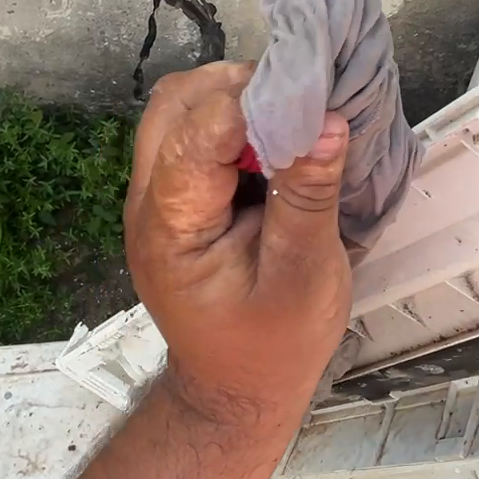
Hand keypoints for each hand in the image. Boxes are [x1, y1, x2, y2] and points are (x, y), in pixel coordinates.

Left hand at [123, 62, 353, 428]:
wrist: (236, 390)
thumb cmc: (272, 345)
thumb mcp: (302, 277)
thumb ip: (308, 198)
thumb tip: (327, 121)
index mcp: (172, 225)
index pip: (197, 134)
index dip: (254, 103)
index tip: (312, 93)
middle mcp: (151, 200)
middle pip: (175, 105)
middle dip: (239, 87)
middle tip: (302, 98)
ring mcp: (160, 197)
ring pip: (182, 111)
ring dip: (237, 98)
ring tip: (293, 115)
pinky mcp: (181, 198)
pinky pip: (197, 133)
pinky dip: (237, 119)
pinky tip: (278, 137)